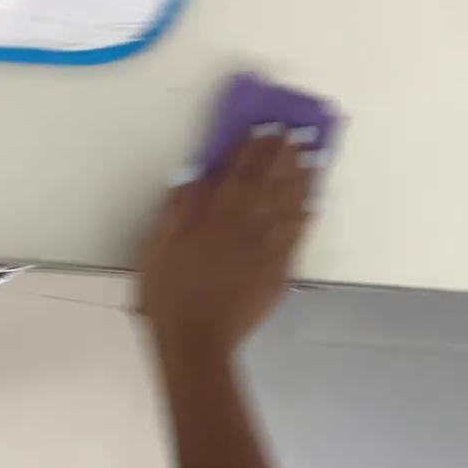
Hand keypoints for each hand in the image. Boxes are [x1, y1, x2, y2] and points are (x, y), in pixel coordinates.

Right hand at [138, 131, 318, 365]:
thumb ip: (177, 210)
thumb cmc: (167, 292)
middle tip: (293, 132)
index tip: (263, 127)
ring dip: (300, 178)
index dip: (252, 149)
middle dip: (281, 156)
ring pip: (289, 206)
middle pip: (268, 185)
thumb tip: (194, 175)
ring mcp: (268, 250)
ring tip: (309, 155)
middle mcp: (247, 228)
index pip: (238, 175)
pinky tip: (312, 201)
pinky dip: (306, 214)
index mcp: (214, 219)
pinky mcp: (279, 271)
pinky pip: (298, 235)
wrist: (196, 340)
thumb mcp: (156, 247)